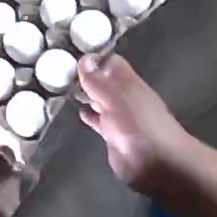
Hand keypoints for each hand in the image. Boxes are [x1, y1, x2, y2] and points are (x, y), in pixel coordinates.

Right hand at [77, 54, 192, 191]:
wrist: (156, 161)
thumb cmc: (137, 123)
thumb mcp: (115, 97)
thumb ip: (98, 80)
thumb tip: (84, 59)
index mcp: (128, 82)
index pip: (110, 63)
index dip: (94, 58)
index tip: (71, 55)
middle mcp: (124, 96)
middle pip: (104, 81)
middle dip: (86, 77)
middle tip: (61, 72)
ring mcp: (119, 116)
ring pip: (99, 100)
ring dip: (86, 95)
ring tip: (64, 89)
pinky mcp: (113, 135)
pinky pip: (99, 121)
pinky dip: (89, 116)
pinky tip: (79, 112)